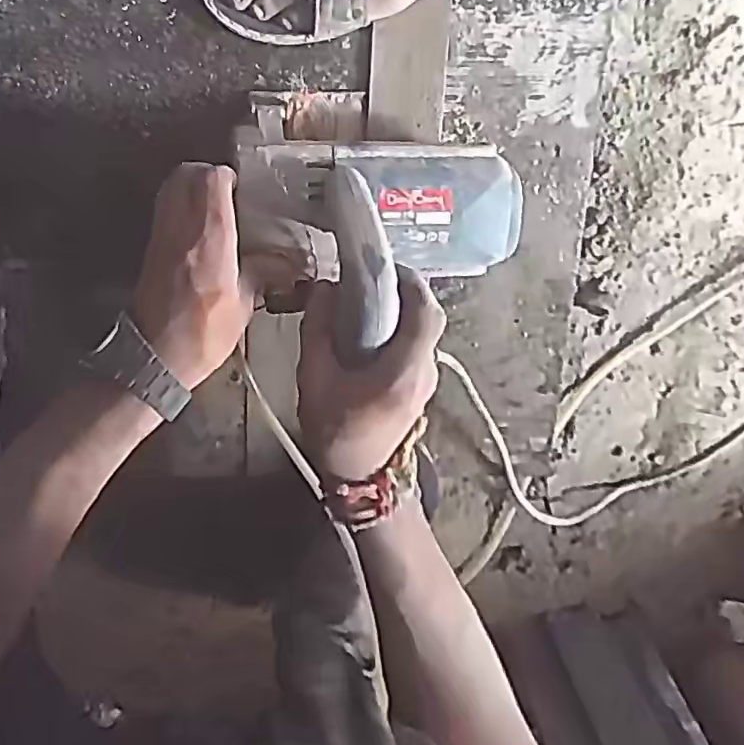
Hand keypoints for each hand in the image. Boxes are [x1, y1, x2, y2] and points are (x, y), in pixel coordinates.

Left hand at [132, 163, 253, 389]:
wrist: (156, 356)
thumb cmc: (203, 334)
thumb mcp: (242, 305)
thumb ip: (261, 273)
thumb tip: (283, 264)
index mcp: (210, 238)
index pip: (212, 180)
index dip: (226, 176)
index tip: (240, 187)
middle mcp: (181, 228)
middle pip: (185, 174)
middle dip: (205, 173)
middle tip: (224, 189)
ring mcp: (161, 235)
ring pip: (169, 187)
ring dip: (188, 186)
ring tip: (210, 205)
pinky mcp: (149, 247)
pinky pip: (163, 209)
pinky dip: (176, 204)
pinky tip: (195, 228)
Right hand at [297, 268, 446, 479]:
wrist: (359, 480)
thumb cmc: (336, 430)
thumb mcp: (315, 377)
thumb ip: (318, 329)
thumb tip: (323, 288)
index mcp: (405, 368)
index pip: (425, 312)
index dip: (409, 281)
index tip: (382, 264)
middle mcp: (425, 371)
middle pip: (427, 319)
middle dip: (402, 292)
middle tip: (368, 279)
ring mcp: (426, 382)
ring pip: (422, 333)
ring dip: (400, 311)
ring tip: (364, 300)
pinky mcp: (418, 388)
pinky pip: (414, 347)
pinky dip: (397, 330)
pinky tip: (367, 330)